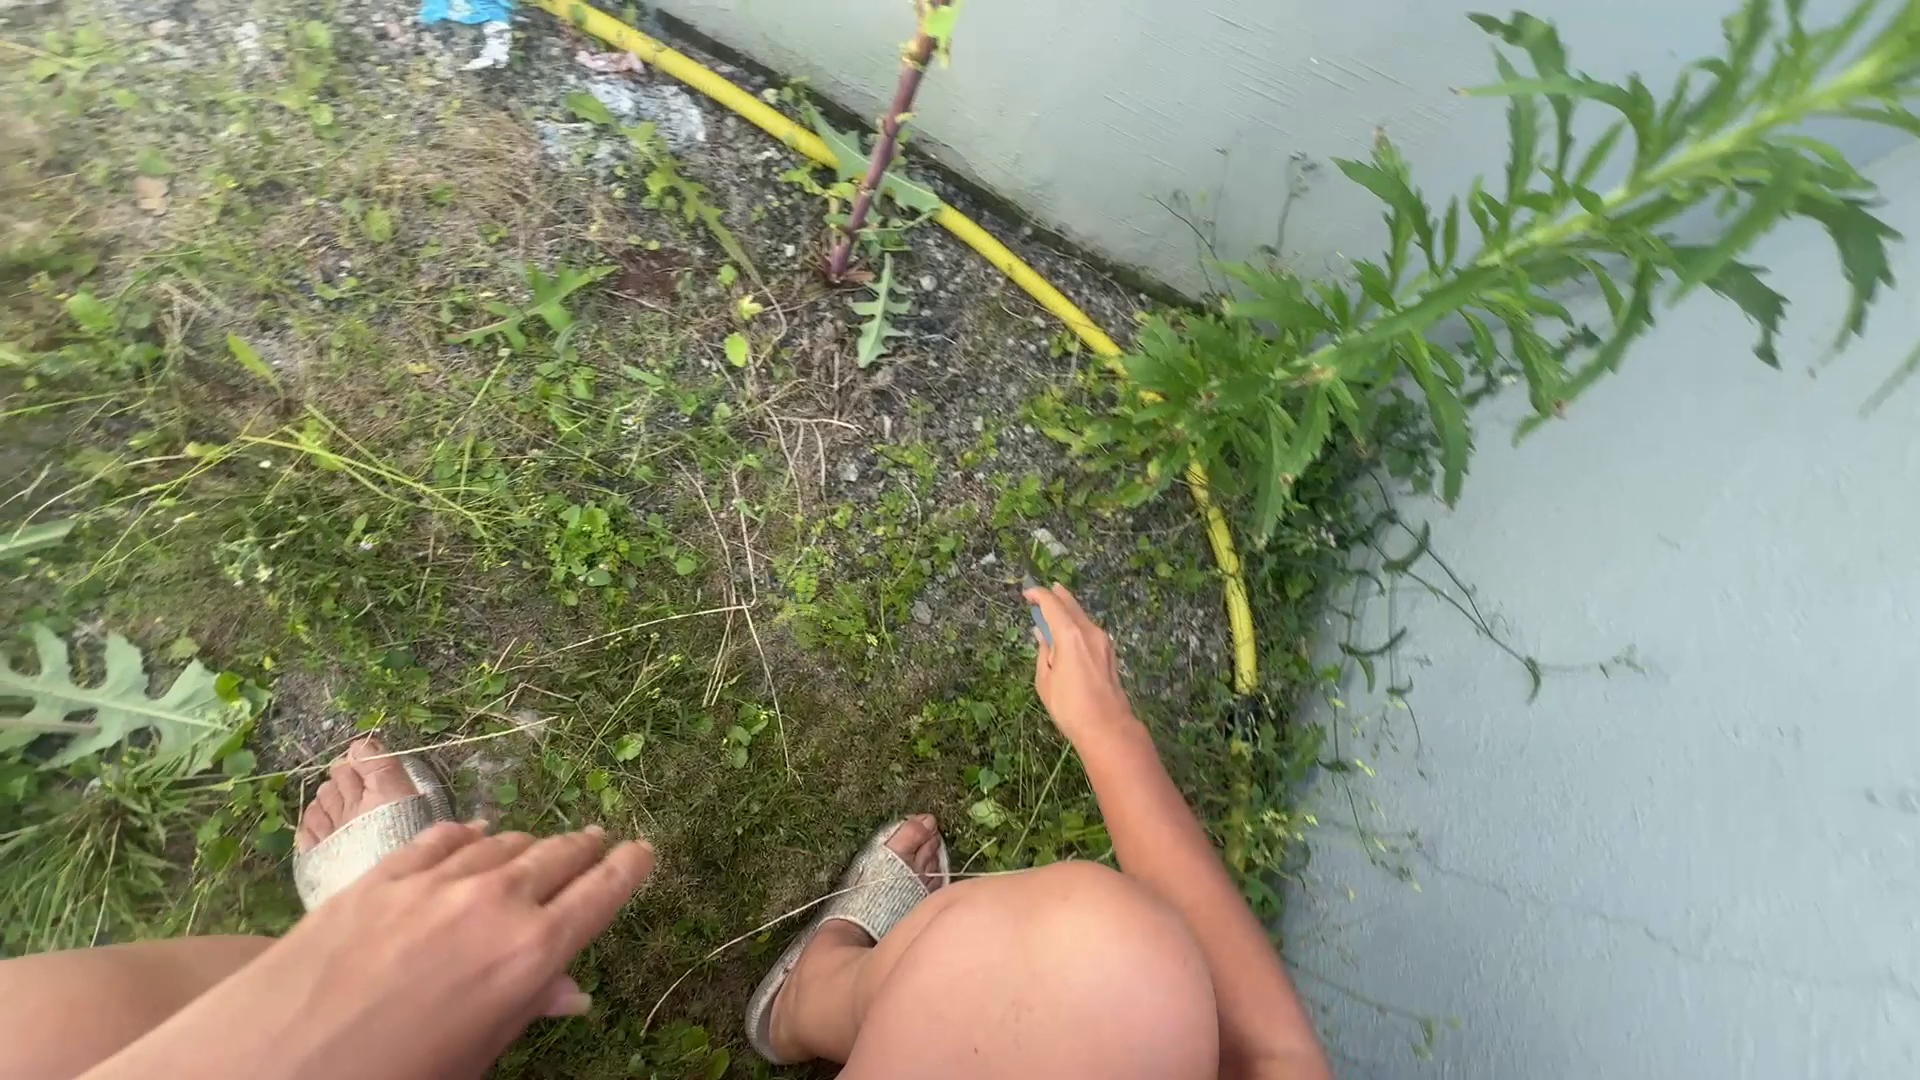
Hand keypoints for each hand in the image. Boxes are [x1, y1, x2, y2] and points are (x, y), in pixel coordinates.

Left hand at [88, 822, 654, 1079]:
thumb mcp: (467, 1060)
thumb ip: (525, 1009)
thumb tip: (573, 989)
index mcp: (529, 955)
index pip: (606, 889)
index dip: (633, 865)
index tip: (644, 853)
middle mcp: (498, 903)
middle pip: (565, 853)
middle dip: (589, 848)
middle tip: (598, 846)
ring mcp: (438, 881)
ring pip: (510, 840)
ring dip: (532, 846)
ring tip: (536, 852)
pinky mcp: (383, 874)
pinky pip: (447, 838)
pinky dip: (473, 836)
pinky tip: (477, 836)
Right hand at [1025, 584, 1141, 747]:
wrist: (1107, 727)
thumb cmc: (1069, 705)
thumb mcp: (1045, 679)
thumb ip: (1044, 652)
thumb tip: (1042, 634)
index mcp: (1070, 634)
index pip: (1052, 604)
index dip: (1038, 595)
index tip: (1026, 594)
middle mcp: (1089, 631)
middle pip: (1071, 605)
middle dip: (1057, 595)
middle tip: (1045, 591)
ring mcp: (1103, 641)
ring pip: (1083, 616)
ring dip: (1068, 610)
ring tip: (1055, 611)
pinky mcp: (1109, 653)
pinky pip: (1089, 630)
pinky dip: (1077, 624)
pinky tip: (1070, 632)